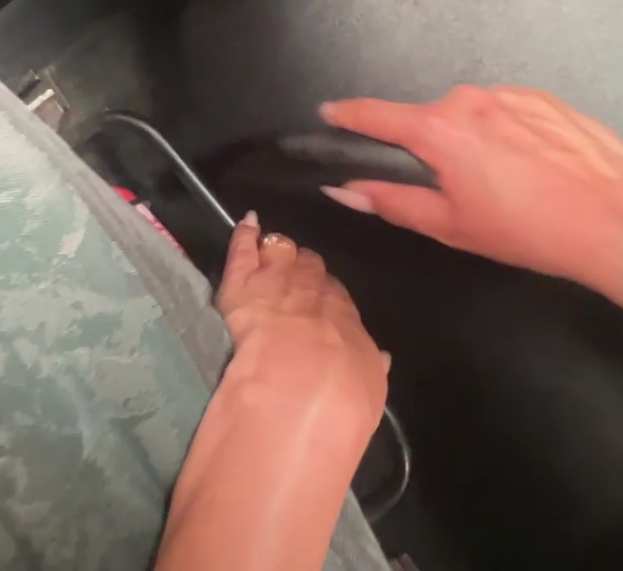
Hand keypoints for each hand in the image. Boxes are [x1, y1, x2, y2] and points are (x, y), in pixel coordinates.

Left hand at [215, 214, 387, 431]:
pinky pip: (243, 247)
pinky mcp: (241, 280)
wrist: (298, 387)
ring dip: (275, 250)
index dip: (323, 294)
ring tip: (269, 250)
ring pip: (278, 250)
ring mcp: (275, 278)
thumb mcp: (369, 388)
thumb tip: (381, 356)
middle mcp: (312, 287)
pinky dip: (244, 234)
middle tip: (291, 277)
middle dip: (300, 268)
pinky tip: (247, 224)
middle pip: (307, 265)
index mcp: (344, 314)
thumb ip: (371, 366)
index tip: (316, 301)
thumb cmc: (338, 398)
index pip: (335, 294)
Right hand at [319, 86, 622, 280]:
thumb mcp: (450, 225)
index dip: (347, 115)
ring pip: (473, 116)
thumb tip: (343, 188)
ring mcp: (512, 94)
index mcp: (437, 128)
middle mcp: (469, 98)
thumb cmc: (524, 229)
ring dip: (473, 140)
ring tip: (505, 182)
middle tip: (451, 185)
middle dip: (430, 146)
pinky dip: (509, 135)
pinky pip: (510, 113)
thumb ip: (391, 202)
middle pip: (430, 118)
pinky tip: (534, 168)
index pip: (375, 114)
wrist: (621, 222)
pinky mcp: (548, 99)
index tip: (327, 111)